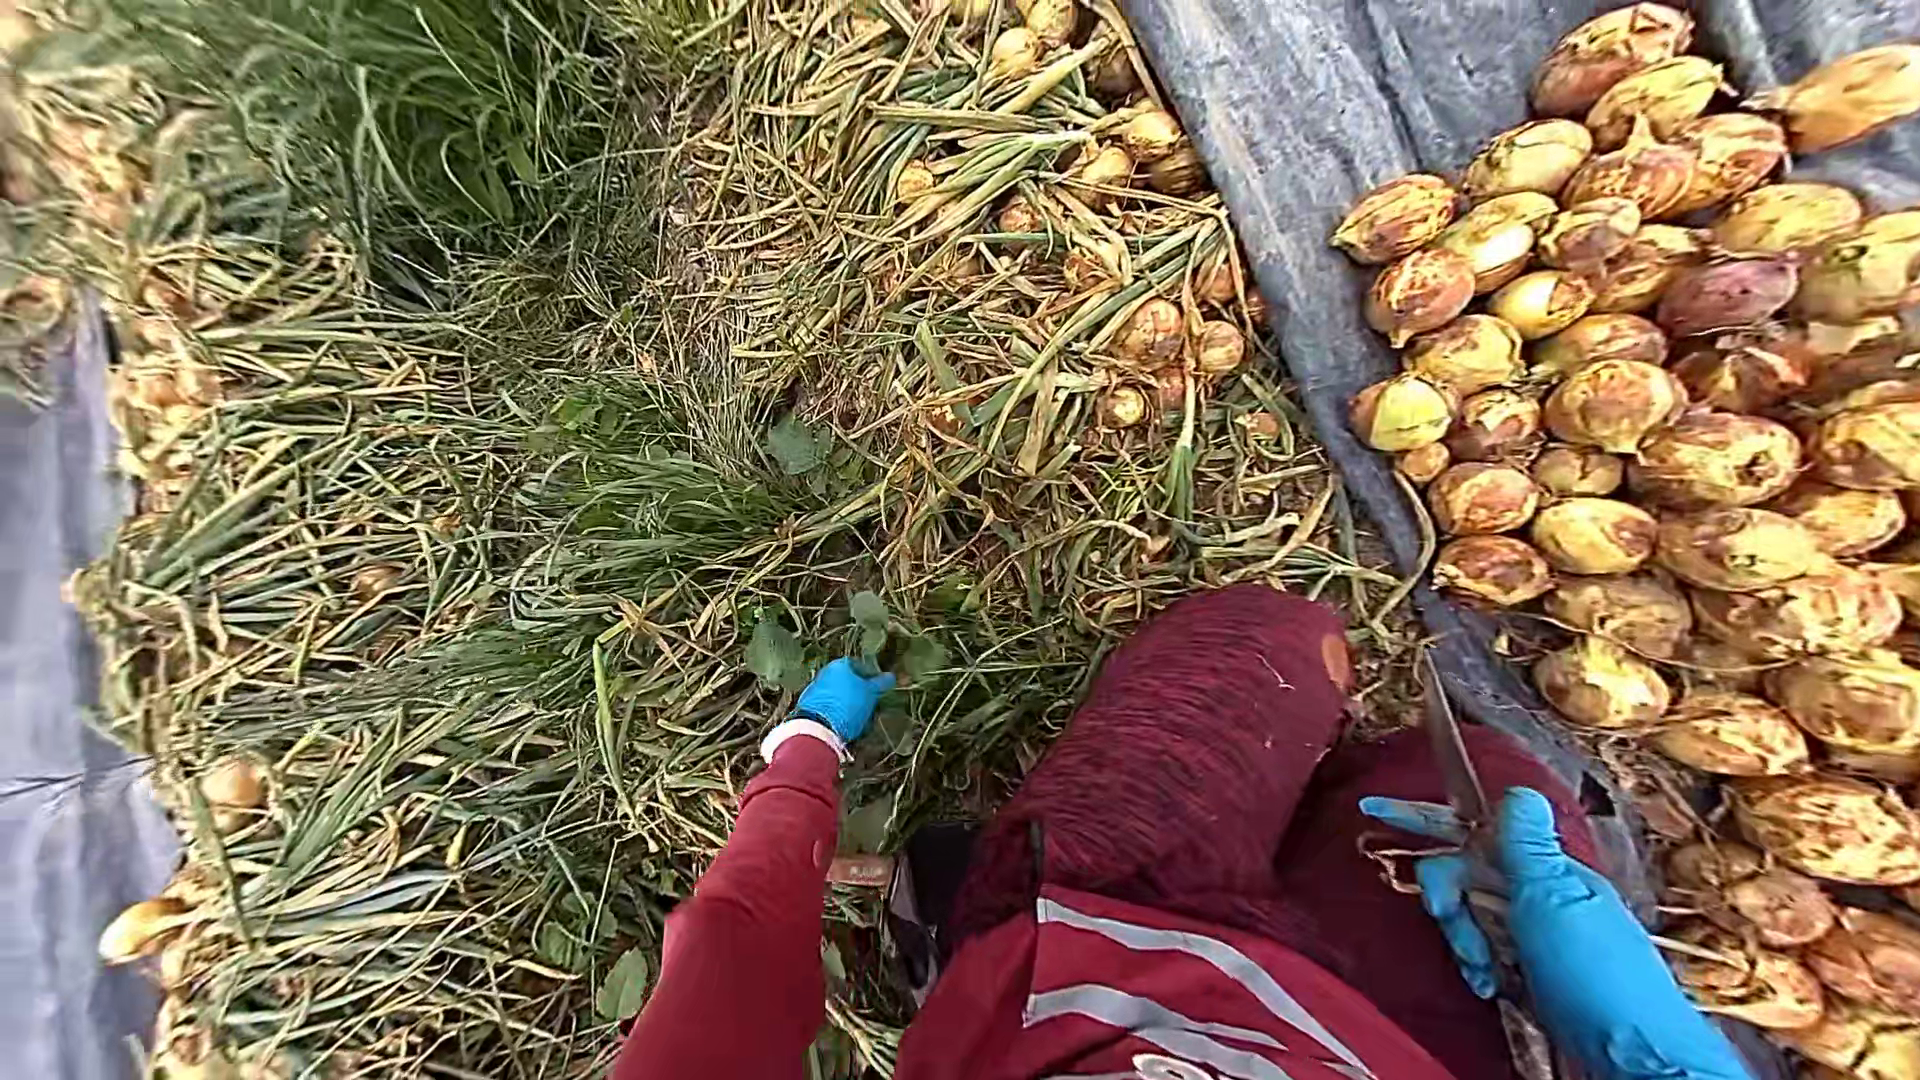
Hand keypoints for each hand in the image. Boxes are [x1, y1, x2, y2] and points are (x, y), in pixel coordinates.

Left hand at [794, 658, 895, 742]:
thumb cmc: (848, 704)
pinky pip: (830, 710)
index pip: (859, 665)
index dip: (872, 676)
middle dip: (861, 693)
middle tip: (873, 704)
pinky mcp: (808, 710)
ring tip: (863, 720)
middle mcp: (824, 675)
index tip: (880, 687)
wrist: (817, 729)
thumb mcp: (870, 693)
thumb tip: (890, 676)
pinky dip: (839, 716)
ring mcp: (814, 692)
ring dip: (851, 706)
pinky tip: (848, 727)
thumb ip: (880, 684)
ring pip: (839, 697)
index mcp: (839, 665)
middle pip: (848, 681)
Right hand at [1361, 788, 1749, 1079]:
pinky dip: (1476, 965)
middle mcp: (1533, 895)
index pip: (1468, 829)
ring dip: (1463, 939)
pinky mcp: (1525, 971)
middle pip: (1457, 873)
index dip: (1419, 818)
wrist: (1642, 1067)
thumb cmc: (1597, 977)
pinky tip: (1491, 984)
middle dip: (1445, 897)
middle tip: (1447, 920)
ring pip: (1463, 913)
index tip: (1372, 808)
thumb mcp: (1554, 899)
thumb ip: (1526, 843)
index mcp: (1541, 870)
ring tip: (1485, 970)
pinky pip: (1477, 949)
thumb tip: (1519, 789)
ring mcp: (1530, 935)